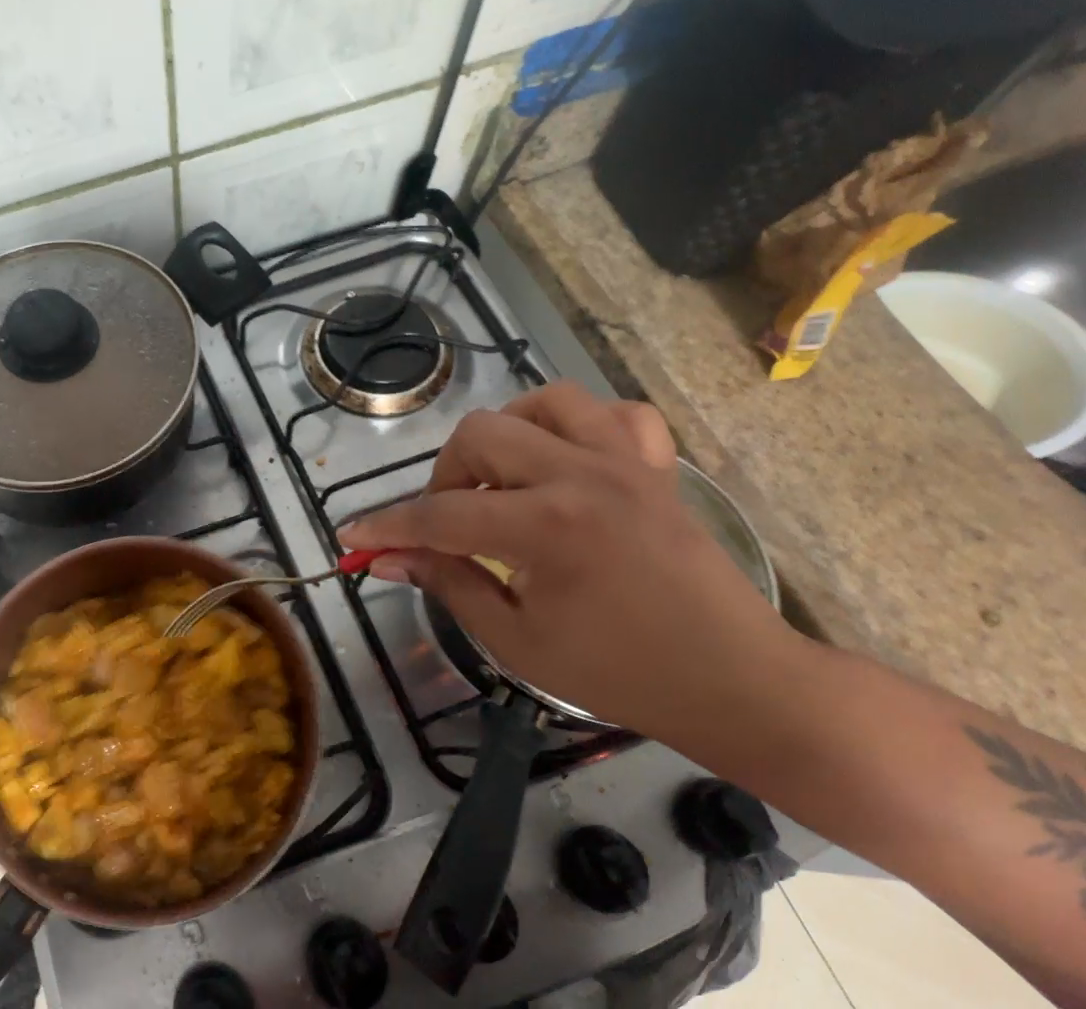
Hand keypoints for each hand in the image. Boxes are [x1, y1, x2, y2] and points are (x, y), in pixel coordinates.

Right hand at [339, 383, 792, 732]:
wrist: (733, 681)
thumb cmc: (620, 674)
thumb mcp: (516, 640)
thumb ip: (448, 584)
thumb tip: (387, 559)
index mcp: (546, 527)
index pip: (441, 515)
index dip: (387, 527)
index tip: (351, 538)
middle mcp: (583, 476)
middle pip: (481, 436)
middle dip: (444, 478)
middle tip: (447, 525)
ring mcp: (628, 463)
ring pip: (544, 403)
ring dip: (507, 435)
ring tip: (500, 481)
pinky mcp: (658, 467)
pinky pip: (615, 414)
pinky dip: (579, 426)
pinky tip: (566, 462)